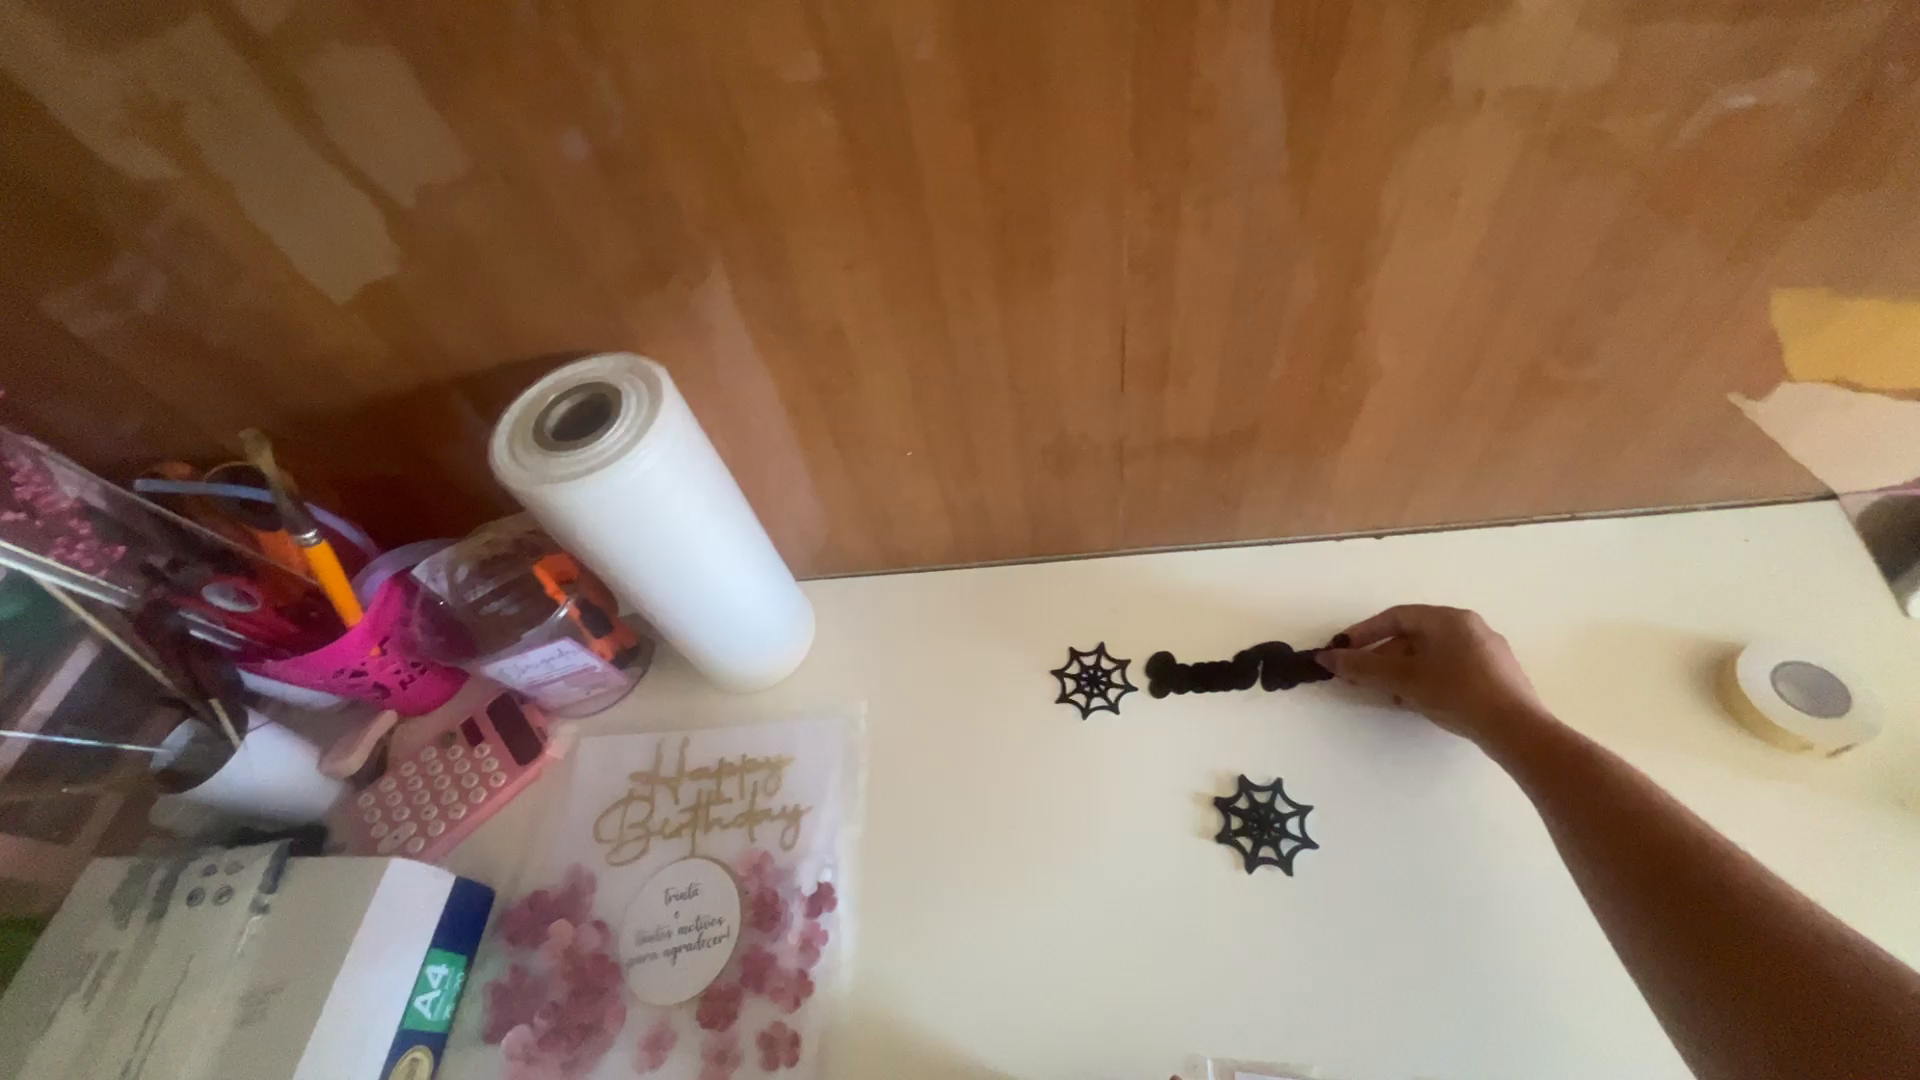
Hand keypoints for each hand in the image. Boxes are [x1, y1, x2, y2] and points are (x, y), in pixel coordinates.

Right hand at [1318, 605, 1555, 745]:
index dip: (1364, 632)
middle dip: (1382, 656)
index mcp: (1450, 618)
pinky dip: (1426, 679)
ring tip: (1388, 693)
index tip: (1343, 650)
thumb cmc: (1456, 692)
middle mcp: (1471, 627)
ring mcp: (1488, 652)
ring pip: (1431, 655)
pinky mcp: (1497, 676)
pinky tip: (1418, 702)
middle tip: (1362, 676)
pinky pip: (1450, 669)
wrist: (1516, 730)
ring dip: (1402, 671)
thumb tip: (1326, 658)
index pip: (1396, 617)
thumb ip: (1361, 666)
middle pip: (1413, 636)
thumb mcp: (1402, 679)